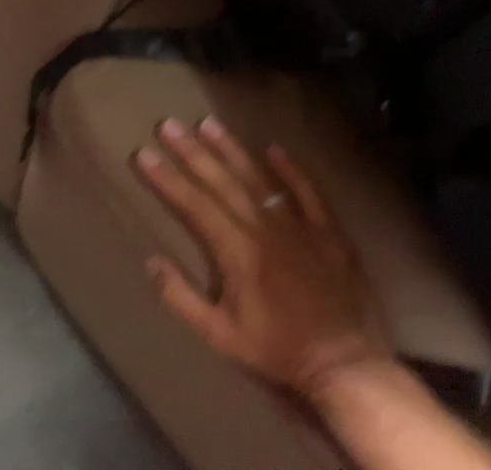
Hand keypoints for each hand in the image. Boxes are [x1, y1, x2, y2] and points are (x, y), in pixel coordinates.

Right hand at [135, 117, 392, 399]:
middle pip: (222, 183)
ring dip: (232, 150)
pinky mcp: (329, 237)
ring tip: (207, 123)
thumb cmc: (277, 350)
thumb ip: (181, 297)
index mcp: (236, 252)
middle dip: (191, 152)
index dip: (166, 178)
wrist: (347, 367)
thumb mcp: (218, 334)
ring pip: (260, 181)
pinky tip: (274, 149)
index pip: (193, 204)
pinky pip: (309, 196)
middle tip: (167, 124)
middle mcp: (266, 231)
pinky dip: (292, 171)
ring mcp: (300, 231)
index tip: (143, 153)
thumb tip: (151, 261)